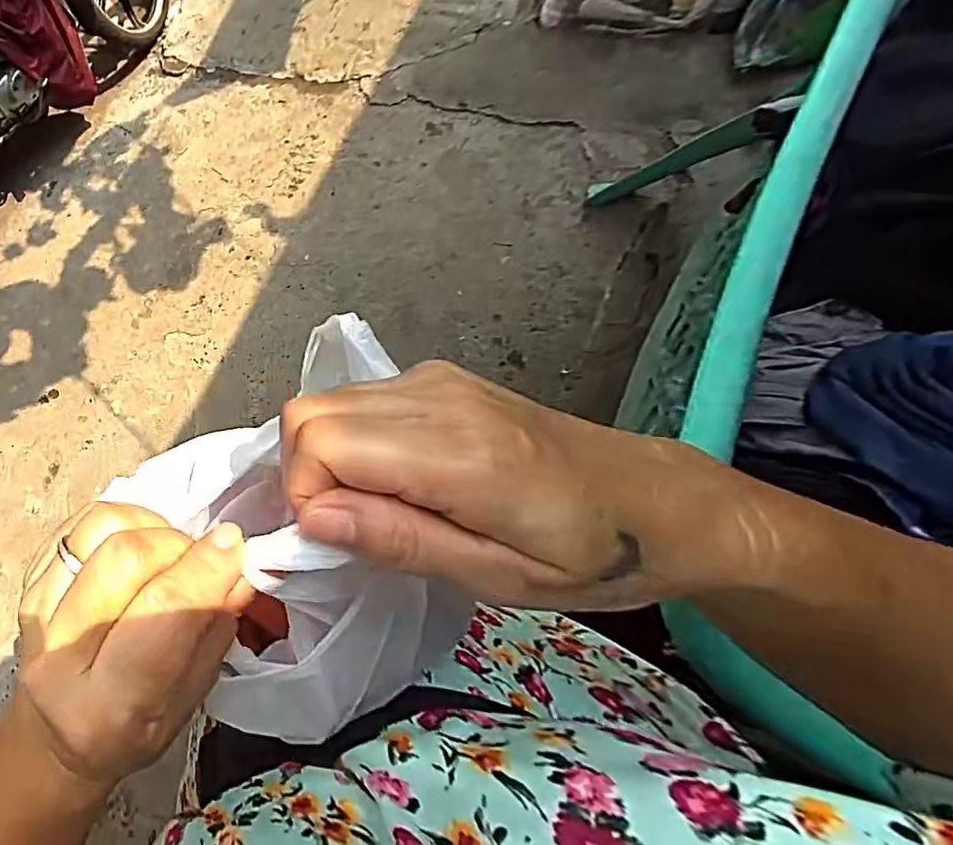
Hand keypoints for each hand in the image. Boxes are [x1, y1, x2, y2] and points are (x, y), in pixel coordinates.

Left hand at [14, 502, 254, 787]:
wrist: (54, 731)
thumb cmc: (131, 726)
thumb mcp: (186, 699)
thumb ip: (213, 633)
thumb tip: (238, 570)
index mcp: (107, 705)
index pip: (161, 611)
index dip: (203, 569)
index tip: (232, 544)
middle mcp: (61, 654)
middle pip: (127, 557)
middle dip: (178, 545)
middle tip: (199, 560)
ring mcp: (38, 610)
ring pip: (102, 526)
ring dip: (150, 527)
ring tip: (167, 553)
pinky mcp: (31, 578)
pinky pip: (83, 519)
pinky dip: (124, 520)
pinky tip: (137, 543)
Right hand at [280, 360, 762, 610]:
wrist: (649, 497)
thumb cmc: (586, 555)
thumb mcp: (498, 577)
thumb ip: (400, 540)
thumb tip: (311, 517)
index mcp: (458, 452)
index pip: (322, 442)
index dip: (305, 495)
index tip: (336, 540)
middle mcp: (435, 397)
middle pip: (308, 412)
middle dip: (303, 475)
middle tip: (348, 526)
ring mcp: (433, 378)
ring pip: (324, 401)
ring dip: (324, 458)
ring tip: (375, 503)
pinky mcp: (434, 376)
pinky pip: (356, 399)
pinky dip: (348, 439)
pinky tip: (392, 474)